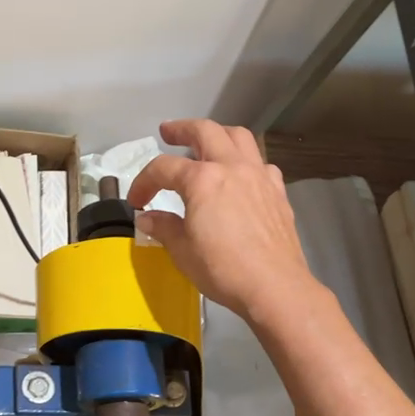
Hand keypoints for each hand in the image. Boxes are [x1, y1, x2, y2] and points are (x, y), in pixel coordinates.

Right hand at [127, 119, 316, 322]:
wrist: (273, 286)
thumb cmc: (222, 270)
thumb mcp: (182, 251)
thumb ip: (164, 227)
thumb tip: (147, 217)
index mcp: (203, 180)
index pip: (163, 168)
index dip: (144, 182)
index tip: (136, 201)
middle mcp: (232, 167)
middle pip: (205, 132)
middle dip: (182, 129)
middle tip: (168, 133)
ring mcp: (259, 176)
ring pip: (239, 137)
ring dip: (218, 134)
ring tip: (207, 143)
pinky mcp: (277, 192)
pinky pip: (260, 162)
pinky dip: (245, 160)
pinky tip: (239, 175)